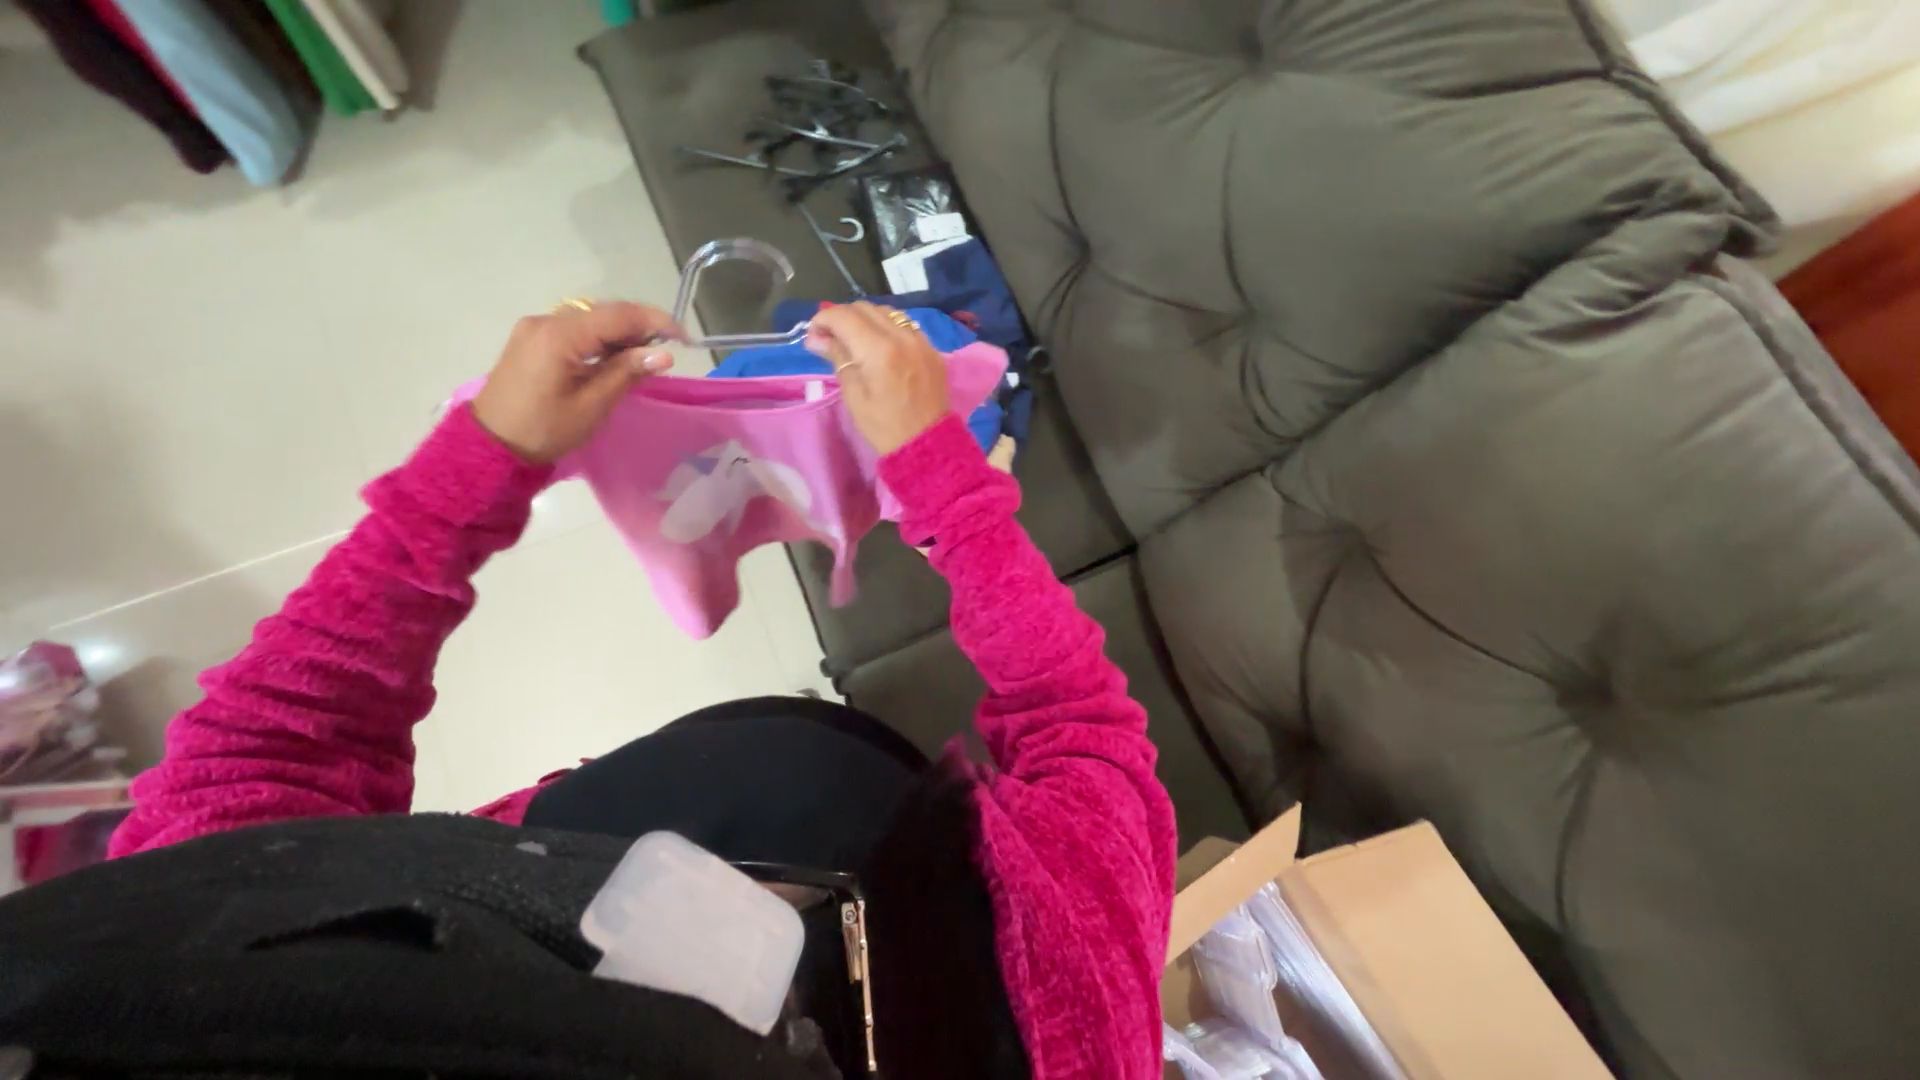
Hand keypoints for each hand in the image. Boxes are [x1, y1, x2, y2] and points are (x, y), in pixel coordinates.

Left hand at [471, 301, 678, 462]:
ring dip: (621, 331)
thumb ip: (627, 372)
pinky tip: (615, 356)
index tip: (684, 340)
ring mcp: (536, 327)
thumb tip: (664, 354)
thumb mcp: (592, 405)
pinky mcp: (533, 338)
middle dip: (640, 326)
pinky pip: (576, 327)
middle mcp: (546, 321)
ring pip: (591, 317)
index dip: (656, 322)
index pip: (618, 315)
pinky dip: (601, 337)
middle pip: (605, 311)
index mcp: (560, 335)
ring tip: (645, 356)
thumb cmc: (544, 430)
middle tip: (667, 350)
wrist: (490, 445)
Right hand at [804, 303, 950, 454]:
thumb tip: (815, 337)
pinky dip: (887, 327)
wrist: (927, 444)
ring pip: (887, 312)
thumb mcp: (853, 394)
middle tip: (831, 338)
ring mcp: (920, 340)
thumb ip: (837, 357)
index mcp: (878, 349)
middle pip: (865, 308)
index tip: (813, 335)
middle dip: (843, 317)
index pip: (844, 316)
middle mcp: (901, 336)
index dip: (823, 320)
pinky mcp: (931, 349)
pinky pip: (905, 325)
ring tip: (855, 340)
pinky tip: (880, 345)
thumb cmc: (884, 426)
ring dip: (866, 319)